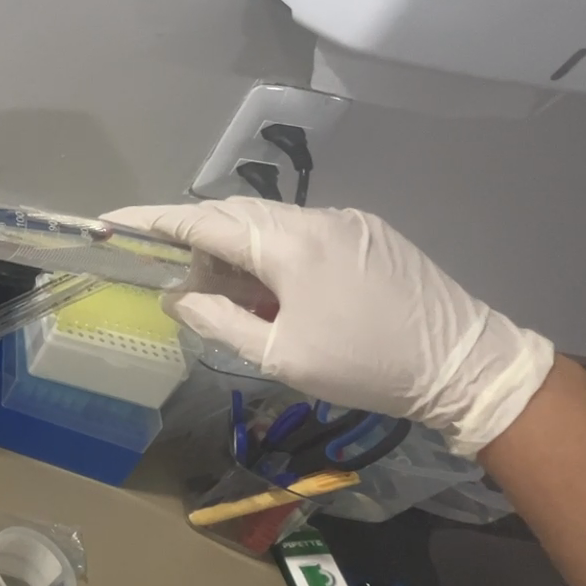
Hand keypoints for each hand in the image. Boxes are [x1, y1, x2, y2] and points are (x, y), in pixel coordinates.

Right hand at [102, 196, 555, 455]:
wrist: (476, 370)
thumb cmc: (369, 368)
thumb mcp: (280, 357)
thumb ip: (216, 320)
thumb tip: (175, 297)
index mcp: (286, 247)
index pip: (199, 223)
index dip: (149, 221)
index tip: (109, 220)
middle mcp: (311, 219)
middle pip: (228, 215)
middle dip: (192, 239)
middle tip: (177, 276)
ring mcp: (343, 220)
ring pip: (263, 219)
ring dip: (233, 246)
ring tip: (231, 290)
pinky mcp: (368, 230)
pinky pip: (297, 227)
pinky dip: (269, 247)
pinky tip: (278, 286)